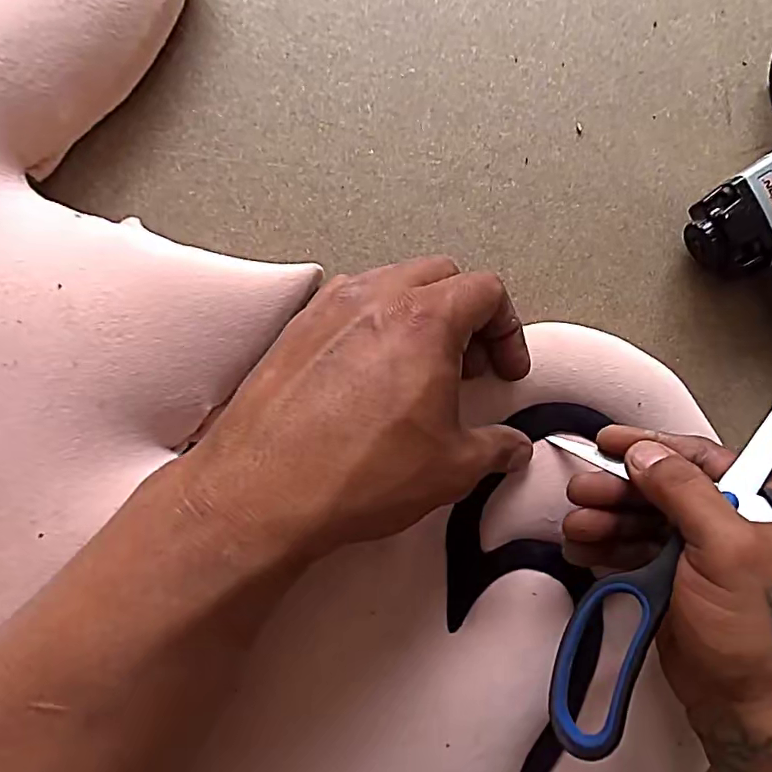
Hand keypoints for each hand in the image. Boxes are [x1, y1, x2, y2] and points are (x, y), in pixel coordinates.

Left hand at [169, 256, 532, 555]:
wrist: (263, 495)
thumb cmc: (346, 474)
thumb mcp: (452, 468)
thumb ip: (496, 448)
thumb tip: (507, 447)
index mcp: (423, 321)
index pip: (486, 291)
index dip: (508, 330)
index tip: (503, 364)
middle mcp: (372, 302)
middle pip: (440, 276)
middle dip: (467, 315)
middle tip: (470, 362)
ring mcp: (327, 312)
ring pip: (390, 285)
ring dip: (418, 316)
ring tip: (422, 367)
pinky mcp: (295, 333)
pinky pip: (347, 308)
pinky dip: (373, 328)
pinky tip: (372, 376)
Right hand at [562, 427, 771, 715]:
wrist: (743, 708)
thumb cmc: (757, 636)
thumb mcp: (726, 551)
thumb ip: (686, 494)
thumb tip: (648, 454)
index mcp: (765, 510)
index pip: (704, 460)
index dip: (654, 447)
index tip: (612, 441)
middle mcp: (734, 527)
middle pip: (666, 489)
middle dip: (620, 488)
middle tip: (584, 489)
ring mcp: (701, 556)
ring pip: (645, 521)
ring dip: (607, 519)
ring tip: (578, 524)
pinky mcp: (674, 581)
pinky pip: (635, 551)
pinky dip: (608, 547)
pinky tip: (584, 546)